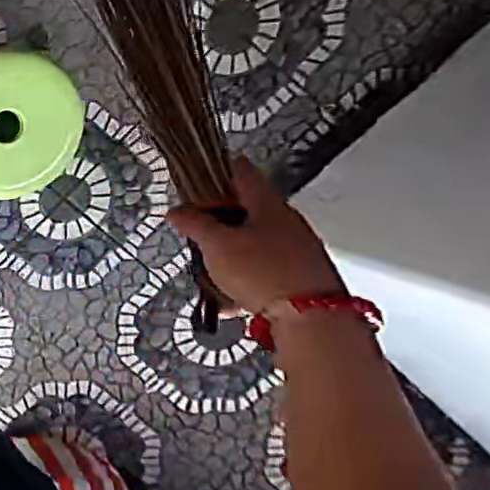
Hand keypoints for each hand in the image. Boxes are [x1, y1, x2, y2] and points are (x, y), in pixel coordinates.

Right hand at [165, 158, 343, 314]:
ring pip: (252, 239)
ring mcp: (297, 249)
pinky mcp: (299, 274)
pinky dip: (241, 274)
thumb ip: (193, 224)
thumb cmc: (264, 273)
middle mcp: (288, 223)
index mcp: (269, 206)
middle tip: (195, 228)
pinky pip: (262, 266)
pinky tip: (229, 294)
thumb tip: (177, 212)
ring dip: (228, 248)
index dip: (217, 168)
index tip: (200, 171)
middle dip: (217, 217)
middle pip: (246, 208)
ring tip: (209, 268)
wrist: (312, 321)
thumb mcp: (215, 244)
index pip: (241, 172)